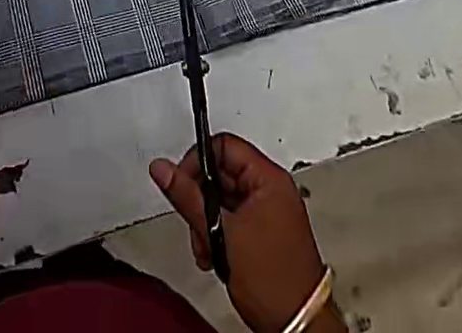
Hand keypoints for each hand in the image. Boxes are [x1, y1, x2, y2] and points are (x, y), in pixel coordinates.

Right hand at [150, 134, 344, 332]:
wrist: (298, 325)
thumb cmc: (275, 283)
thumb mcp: (221, 233)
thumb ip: (188, 196)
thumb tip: (164, 169)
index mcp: (269, 179)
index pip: (224, 146)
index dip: (198, 161)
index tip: (182, 182)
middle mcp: (271, 190)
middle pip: (221, 173)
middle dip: (201, 200)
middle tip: (196, 221)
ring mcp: (269, 211)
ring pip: (223, 198)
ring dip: (207, 221)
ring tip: (207, 245)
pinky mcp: (264, 230)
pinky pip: (231, 217)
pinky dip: (218, 233)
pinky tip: (215, 254)